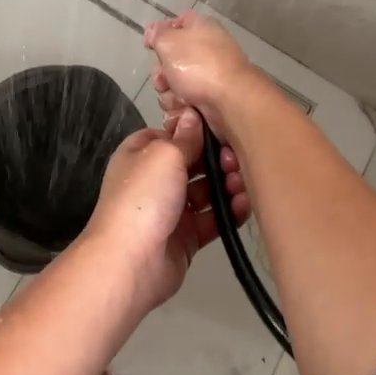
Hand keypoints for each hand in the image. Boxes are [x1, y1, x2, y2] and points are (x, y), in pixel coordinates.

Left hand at [78, 109, 248, 312]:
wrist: (130, 262)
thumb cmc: (144, 197)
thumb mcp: (164, 155)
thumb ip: (184, 137)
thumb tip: (192, 113)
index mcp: (141, 154)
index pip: (171, 135)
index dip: (194, 131)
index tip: (222, 127)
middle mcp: (155, 179)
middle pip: (192, 162)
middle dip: (216, 159)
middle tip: (238, 160)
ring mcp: (170, 209)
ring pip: (205, 192)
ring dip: (226, 185)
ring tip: (243, 182)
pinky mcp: (186, 237)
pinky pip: (211, 220)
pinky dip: (228, 212)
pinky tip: (245, 205)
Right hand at [142, 12, 264, 139]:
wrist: (231, 101)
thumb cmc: (198, 65)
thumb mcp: (169, 41)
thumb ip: (157, 33)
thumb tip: (153, 31)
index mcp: (201, 28)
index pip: (177, 24)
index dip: (160, 34)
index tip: (150, 45)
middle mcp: (206, 51)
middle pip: (170, 61)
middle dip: (161, 75)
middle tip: (164, 81)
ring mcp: (209, 78)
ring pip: (173, 86)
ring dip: (170, 95)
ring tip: (180, 98)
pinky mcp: (210, 102)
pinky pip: (184, 104)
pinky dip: (181, 110)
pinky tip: (187, 110)